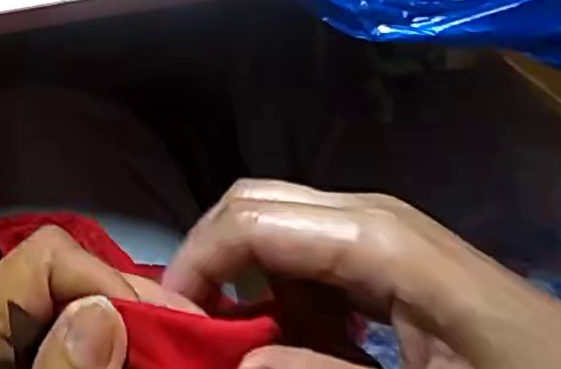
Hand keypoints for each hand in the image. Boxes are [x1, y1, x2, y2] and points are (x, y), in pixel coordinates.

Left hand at [0, 225, 200, 368]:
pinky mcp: (17, 362)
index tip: (153, 328)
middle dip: (126, 301)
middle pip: (65, 275)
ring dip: (124, 322)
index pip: (48, 257)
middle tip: (183, 332)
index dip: (105, 281)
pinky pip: (66, 331)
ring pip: (72, 302)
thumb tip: (104, 313)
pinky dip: (105, 344)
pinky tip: (137, 358)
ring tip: (168, 346)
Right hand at [163, 181, 560, 368]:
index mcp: (373, 236)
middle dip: (213, 264)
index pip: (252, 218)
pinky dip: (290, 300)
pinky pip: (315, 262)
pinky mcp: (393, 260)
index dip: (199, 263)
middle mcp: (366, 214)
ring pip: (281, 232)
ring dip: (250, 286)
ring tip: (244, 350)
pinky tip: (305, 350)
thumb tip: (241, 355)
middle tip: (191, 338)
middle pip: (257, 207)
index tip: (168, 326)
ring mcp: (381, 232)